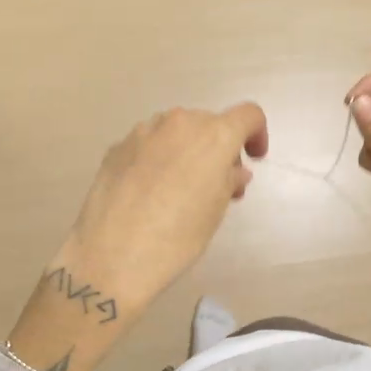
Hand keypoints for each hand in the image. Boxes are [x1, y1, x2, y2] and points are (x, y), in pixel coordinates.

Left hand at [6, 104, 268, 370]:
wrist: (113, 255)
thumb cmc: (178, 236)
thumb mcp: (215, 212)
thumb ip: (228, 181)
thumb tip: (232, 171)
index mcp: (214, 135)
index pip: (248, 115)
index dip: (257, 134)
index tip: (252, 160)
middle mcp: (179, 122)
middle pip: (209, 123)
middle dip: (218, 148)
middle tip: (216, 185)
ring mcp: (143, 131)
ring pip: (176, 131)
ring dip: (186, 151)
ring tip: (179, 190)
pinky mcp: (117, 147)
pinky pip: (149, 144)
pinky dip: (158, 159)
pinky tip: (149, 192)